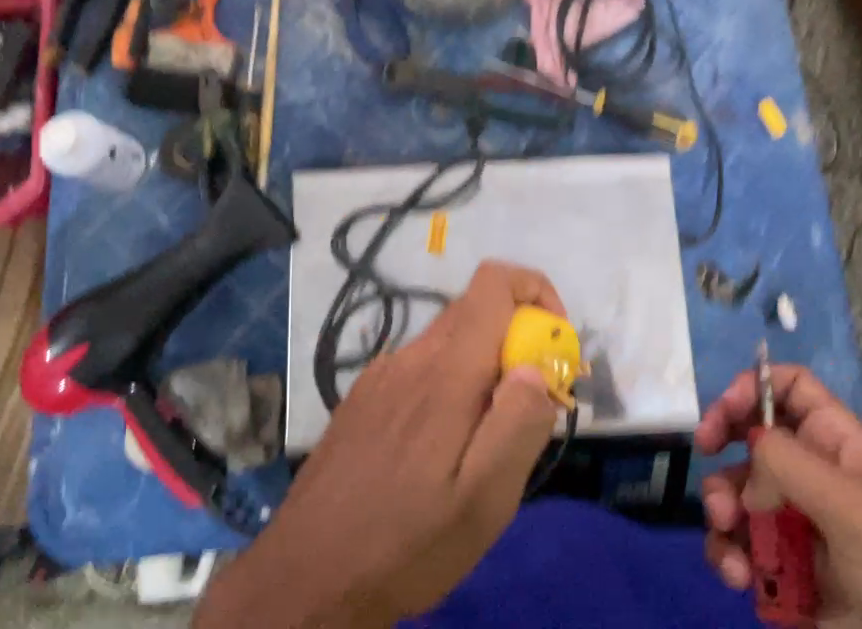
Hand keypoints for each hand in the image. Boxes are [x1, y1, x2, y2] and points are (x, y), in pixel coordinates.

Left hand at [196, 261, 565, 628]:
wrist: (307, 577)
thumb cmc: (406, 544)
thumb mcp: (484, 501)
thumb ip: (518, 424)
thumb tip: (537, 368)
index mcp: (445, 372)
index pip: (493, 283)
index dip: (536, 292)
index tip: (554, 347)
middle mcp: (410, 358)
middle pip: (474, 312)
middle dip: (516, 342)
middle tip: (527, 411)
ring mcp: (379, 378)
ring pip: (447, 344)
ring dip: (482, 371)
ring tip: (482, 447)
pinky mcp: (361, 401)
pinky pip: (418, 371)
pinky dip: (448, 389)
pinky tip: (438, 455)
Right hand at [695, 365, 861, 628]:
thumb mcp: (855, 504)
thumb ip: (788, 466)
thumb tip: (744, 475)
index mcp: (838, 446)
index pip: (790, 391)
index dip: (752, 389)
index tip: (722, 418)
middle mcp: (814, 479)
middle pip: (750, 443)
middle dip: (722, 460)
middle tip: (714, 489)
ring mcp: (800, 529)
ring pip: (738, 501)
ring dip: (722, 518)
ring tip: (732, 551)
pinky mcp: (790, 577)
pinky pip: (743, 554)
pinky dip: (732, 560)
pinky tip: (742, 581)